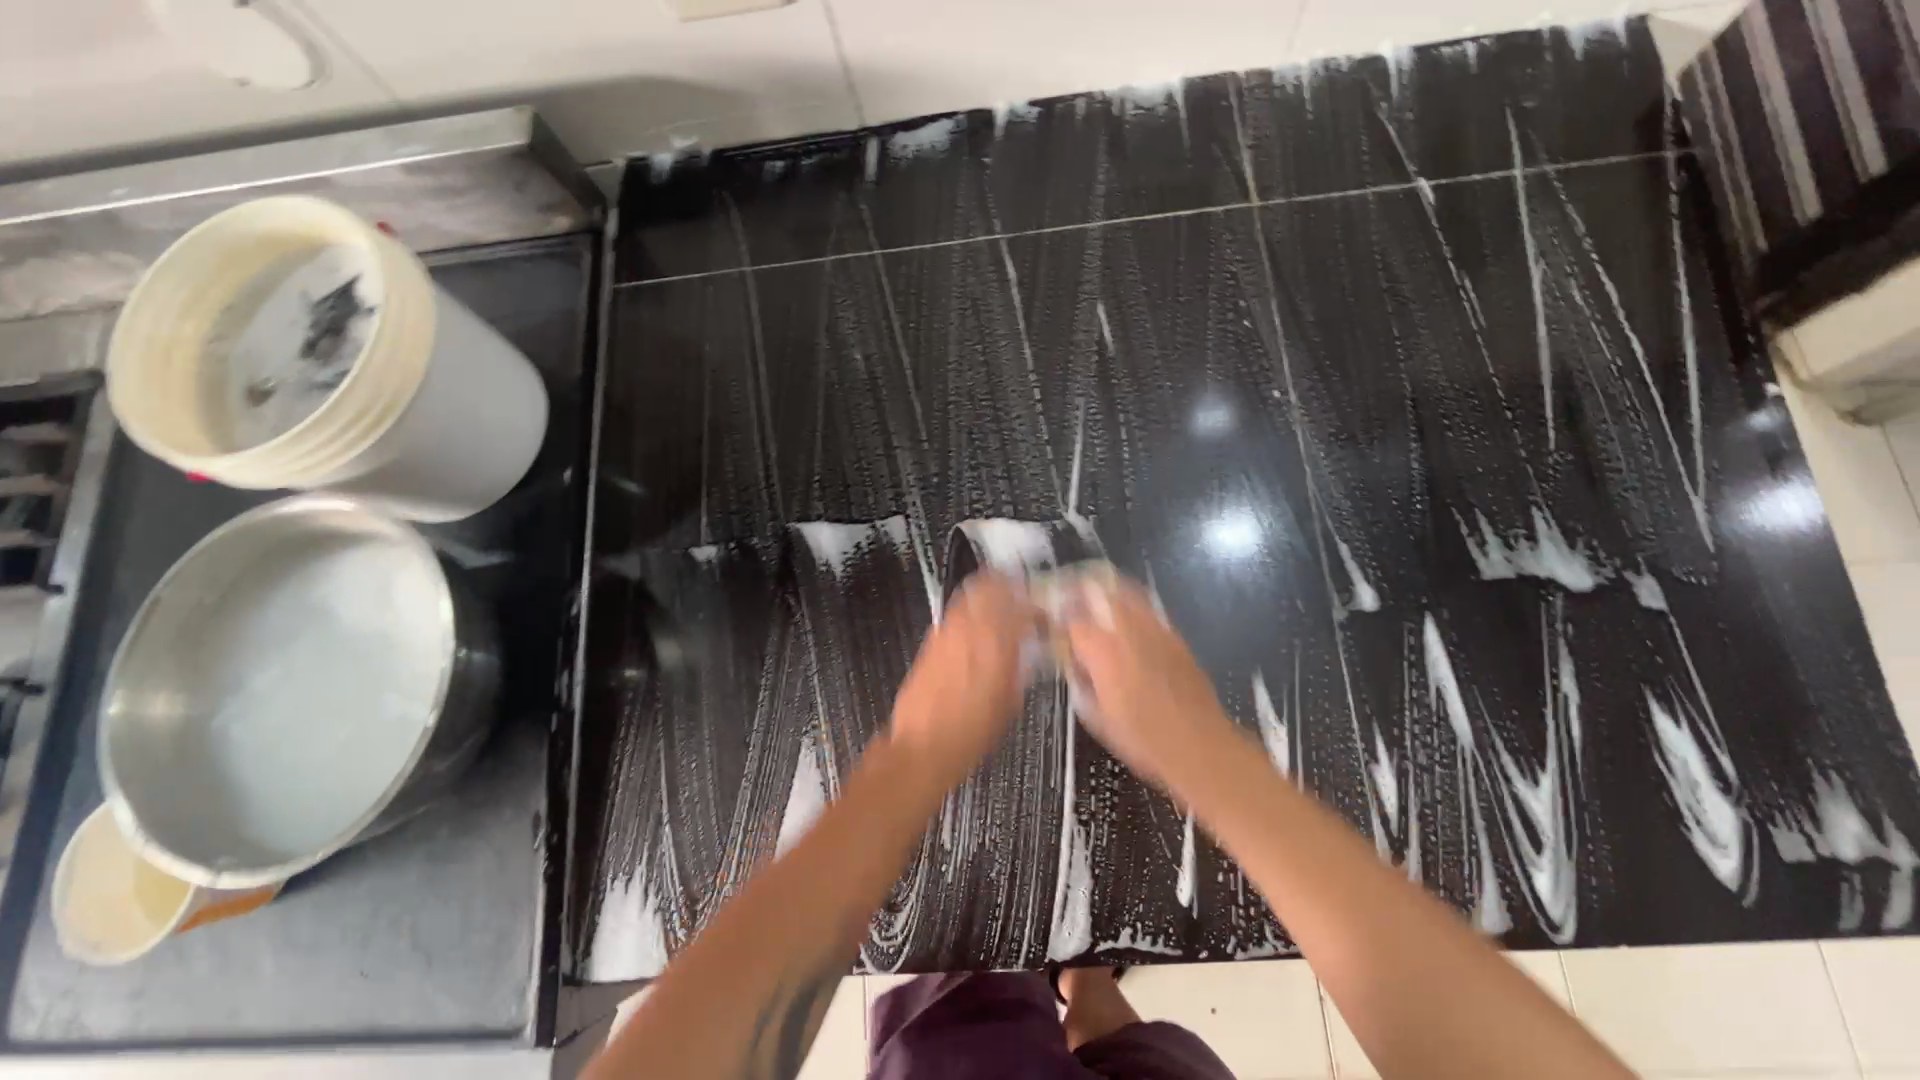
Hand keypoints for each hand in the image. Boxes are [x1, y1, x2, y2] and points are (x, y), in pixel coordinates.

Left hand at [888, 573, 1039, 790]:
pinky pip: (952, 616)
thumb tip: (1025, 657)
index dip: (1035, 604)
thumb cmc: (967, 733)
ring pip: (968, 596)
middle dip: (1008, 587)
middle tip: (1019, 595)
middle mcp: (969, 630)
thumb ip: (1020, 669)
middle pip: (989, 585)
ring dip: (986, 597)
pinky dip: (967, 617)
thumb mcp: (1010, 702)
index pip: (1021, 603)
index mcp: (996, 642)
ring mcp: (945, 633)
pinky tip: (975, 634)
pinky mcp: (930, 643)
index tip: (1041, 613)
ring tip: (998, 609)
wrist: (923, 746)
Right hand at [1059, 572, 1237, 788]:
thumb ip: (1080, 685)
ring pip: (1126, 593)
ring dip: (1107, 592)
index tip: (1052, 624)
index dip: (1058, 619)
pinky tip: (1128, 618)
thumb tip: (1074, 668)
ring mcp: (1155, 630)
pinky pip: (1149, 608)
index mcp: (1102, 652)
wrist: (1198, 745)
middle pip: (1099, 593)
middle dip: (1080, 592)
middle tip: (1069, 599)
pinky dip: (1133, 605)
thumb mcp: (1096, 718)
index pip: (1072, 619)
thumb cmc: (1142, 740)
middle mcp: (1127, 632)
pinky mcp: (1175, 636)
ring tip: (1096, 598)